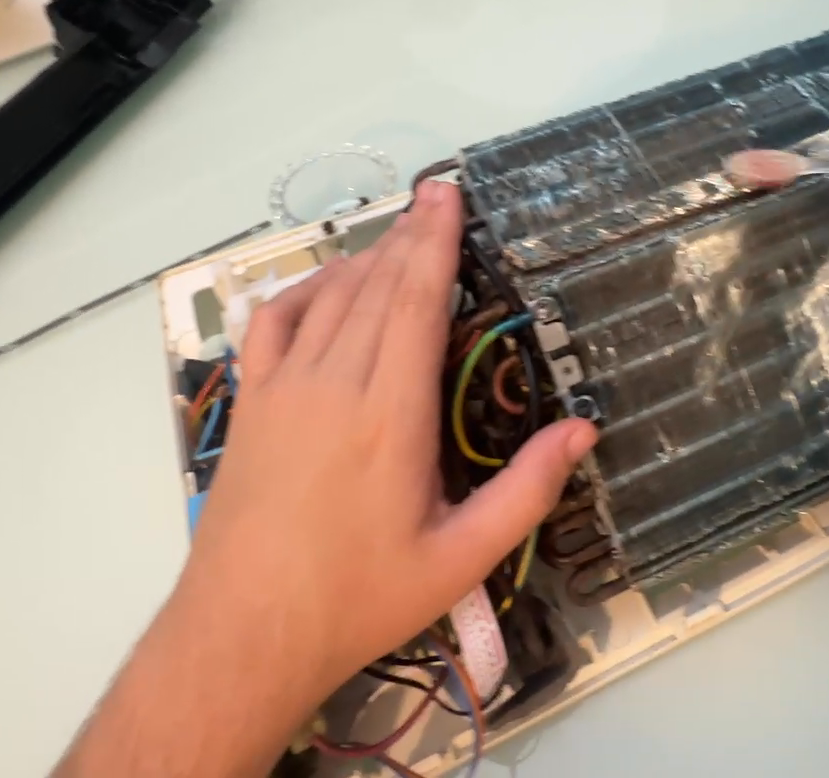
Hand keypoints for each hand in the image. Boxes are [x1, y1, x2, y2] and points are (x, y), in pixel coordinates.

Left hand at [187, 179, 596, 704]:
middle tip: (436, 193)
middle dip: (411, 234)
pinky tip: (328, 282)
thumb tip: (584, 430)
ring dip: (370, 257)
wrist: (245, 634)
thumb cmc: (360, 598)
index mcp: (392, 414)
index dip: (436, 242)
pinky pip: (275, 322)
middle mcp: (337, 383)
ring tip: (401, 232)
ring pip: (332, 296)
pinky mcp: (253, 402)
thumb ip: (527, 491)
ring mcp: (285, 388)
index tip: (449, 195)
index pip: (417, 302)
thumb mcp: (462, 558)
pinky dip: (305, 289)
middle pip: (379, 285)